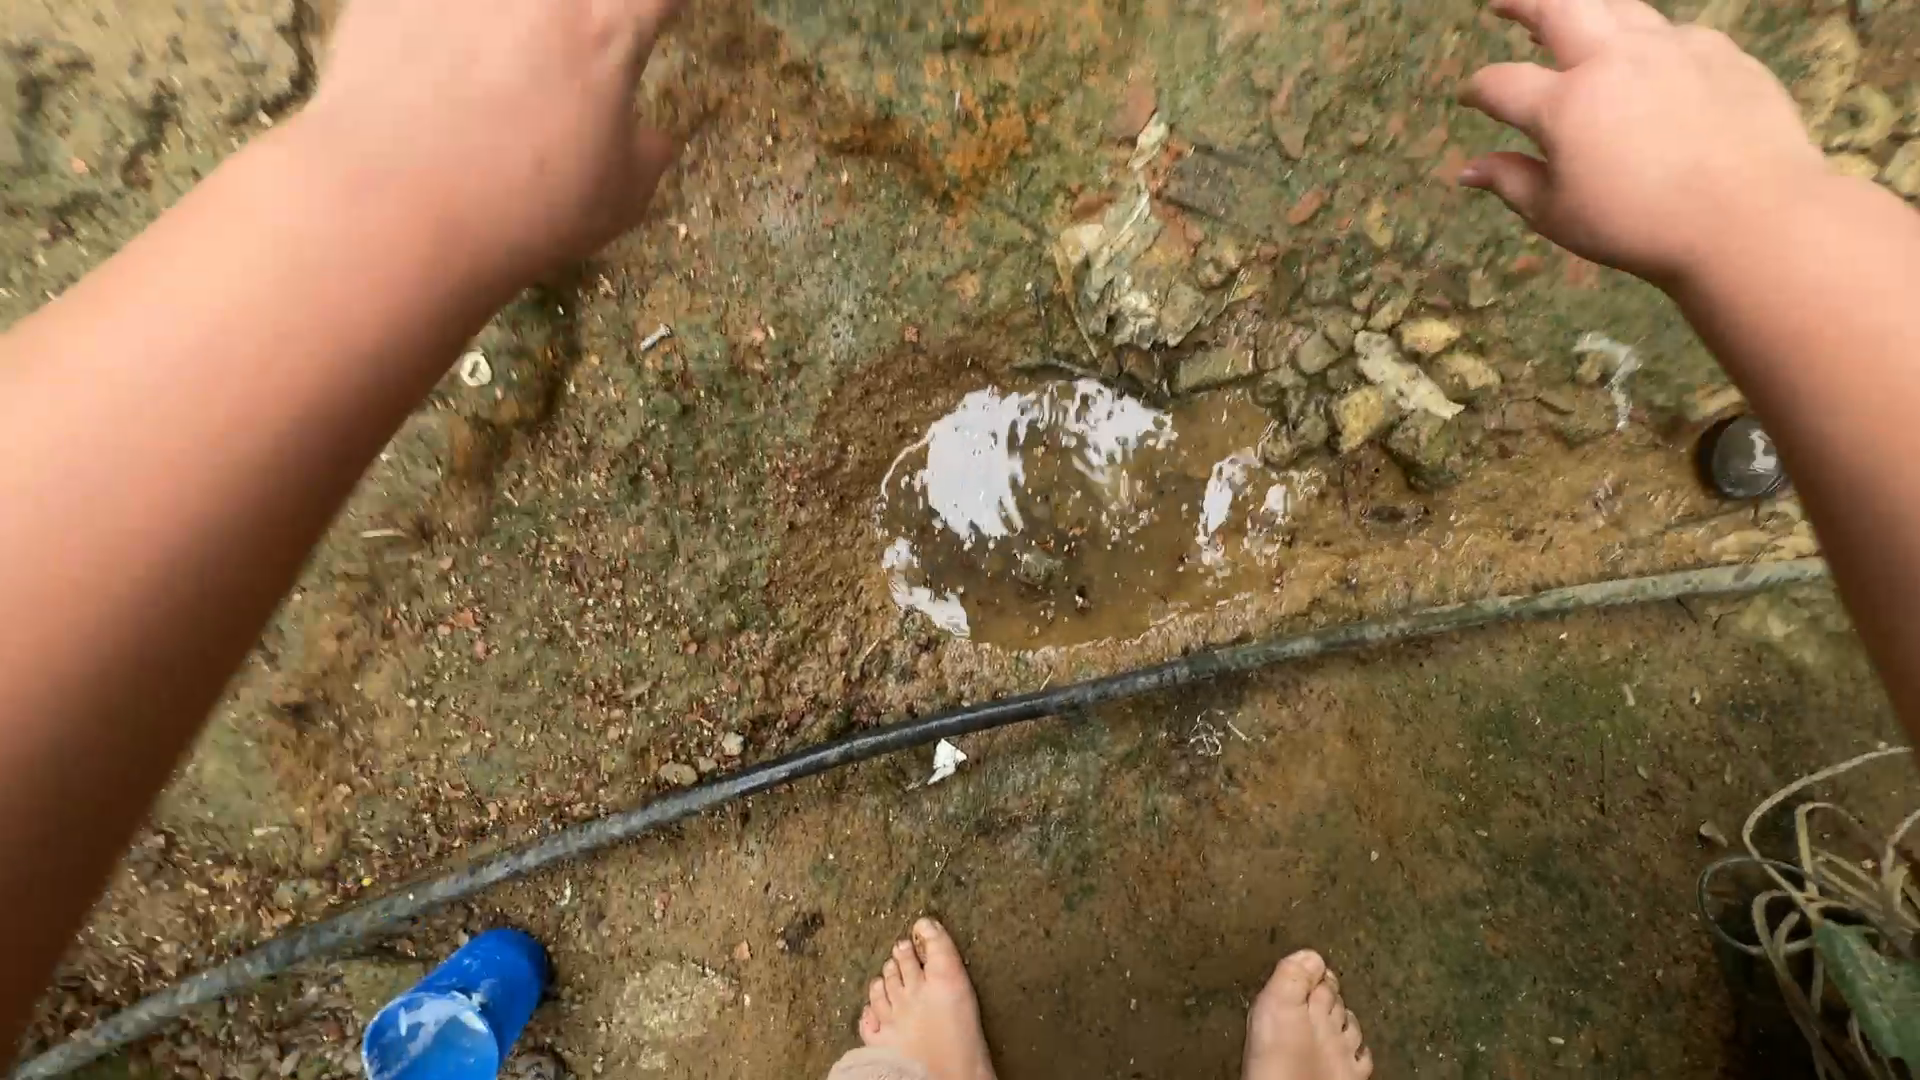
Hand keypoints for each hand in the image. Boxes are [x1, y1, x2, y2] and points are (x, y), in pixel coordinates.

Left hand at [298, 0, 681, 283]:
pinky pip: (438, 4)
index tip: (664, 15)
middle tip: (584, 36)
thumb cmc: (536, 208)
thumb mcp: (622, 197)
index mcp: (606, 31)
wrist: (403, 204)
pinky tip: (453, 67)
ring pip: (507, 4)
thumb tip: (652, 135)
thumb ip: (647, 152)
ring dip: (520, 20)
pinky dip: (453, 24)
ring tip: (514, 64)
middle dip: (588, 13)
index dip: (664, 5)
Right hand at [1461, 0, 1829, 286]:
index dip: (1477, 89)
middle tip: (1502, 1)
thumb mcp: (1551, 212)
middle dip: (1525, 1)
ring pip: (1618, 6)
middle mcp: (1615, 61)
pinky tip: (1633, 61)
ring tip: (1564, 16)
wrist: (1745, 213)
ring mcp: (1673, 49)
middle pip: (1562, 7)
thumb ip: (1509, 180)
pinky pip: (1667, 32)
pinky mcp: (1718, 52)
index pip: (1501, 85)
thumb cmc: (1630, 223)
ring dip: (1583, 8)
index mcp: (1564, 105)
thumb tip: (1469, 169)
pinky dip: (1637, 38)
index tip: (1466, 96)